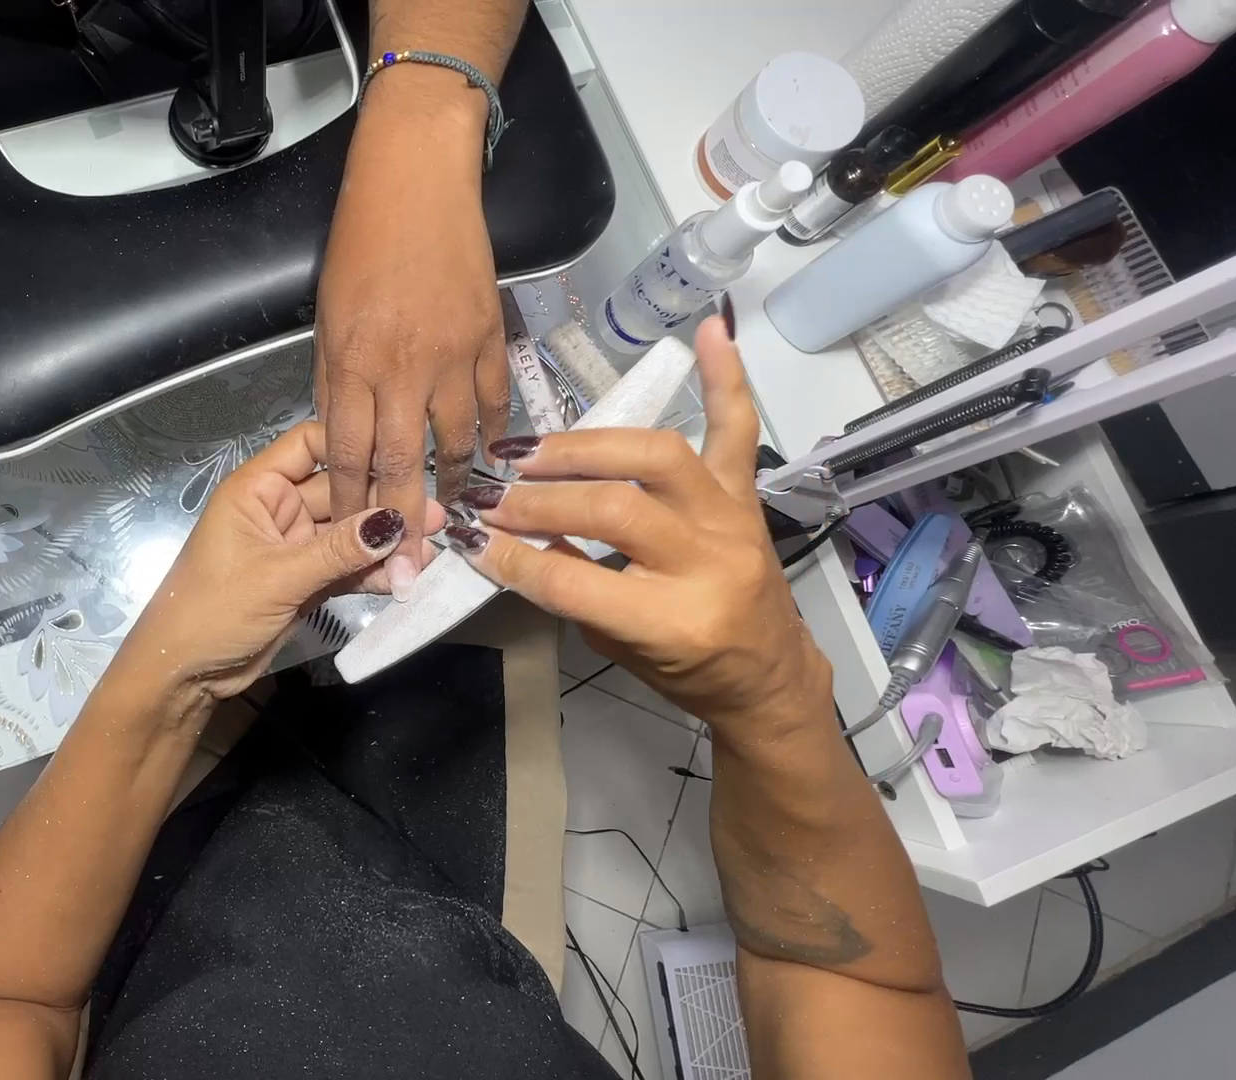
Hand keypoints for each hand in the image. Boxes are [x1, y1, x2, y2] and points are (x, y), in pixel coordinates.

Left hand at [116, 422, 444, 703]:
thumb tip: (396, 522)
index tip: (400, 458)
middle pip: (341, 491)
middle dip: (384, 506)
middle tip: (435, 516)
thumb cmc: (213, 611)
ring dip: (385, 543)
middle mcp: (279, 508)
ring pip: (349, 533)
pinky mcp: (306, 580)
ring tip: (431, 548)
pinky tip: (406, 577)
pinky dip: (372, 572)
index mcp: (258, 488)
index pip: (310, 444)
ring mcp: (295, 545)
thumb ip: (337, 550)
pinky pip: (346, 567)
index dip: (353, 447)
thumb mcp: (276, 577)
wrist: (185, 675)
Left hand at [315, 66, 510, 596]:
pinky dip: (495, 434)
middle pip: (401, 462)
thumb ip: (336, 385)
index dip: (352, 506)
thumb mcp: (327, 319)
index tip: (356, 542)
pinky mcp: (489, 336)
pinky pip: (495, 401)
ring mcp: (451, 354)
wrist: (416, 179)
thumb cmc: (359, 246)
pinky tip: (495, 460)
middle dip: (405, 519)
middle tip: (412, 563)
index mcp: (350, 364)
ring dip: (455, 482)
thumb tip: (343, 440)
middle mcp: (400, 369)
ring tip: (456, 515)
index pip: (349, 456)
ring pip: (455, 440)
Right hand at [448, 319, 830, 731]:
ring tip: (531, 450)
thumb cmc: (685, 673)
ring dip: (584, 448)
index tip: (468, 538)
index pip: (572, 580)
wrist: (767, 676)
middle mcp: (709, 563)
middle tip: (489, 496)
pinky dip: (726, 380)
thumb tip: (506, 534)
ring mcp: (732, 519)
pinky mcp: (747, 495)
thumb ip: (567, 584)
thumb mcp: (611, 644)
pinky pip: (737, 431)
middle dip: (537, 500)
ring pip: (655, 458)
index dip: (510, 557)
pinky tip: (709, 332)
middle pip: (611, 509)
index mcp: (674, 621)